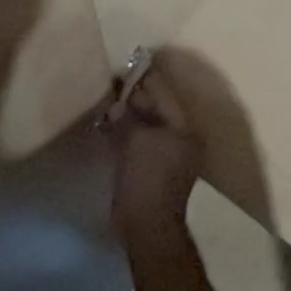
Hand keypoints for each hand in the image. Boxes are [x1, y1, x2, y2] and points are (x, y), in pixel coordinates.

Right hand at [107, 72, 202, 245]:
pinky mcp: (149, 170)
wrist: (146, 226)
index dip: (147, 80)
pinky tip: (106, 126)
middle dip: (134, 98)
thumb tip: (117, 105)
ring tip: (106, 100)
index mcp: (184, 130)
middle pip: (155, 110)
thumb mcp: (136, 142)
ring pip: (144, 127)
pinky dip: (123, 134)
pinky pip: (136, 143)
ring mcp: (165, 156)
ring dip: (127, 115)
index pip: (166, 96)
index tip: (129, 65)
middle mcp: (179, 140)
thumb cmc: (147, 178)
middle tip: (112, 82)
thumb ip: (127, 118)